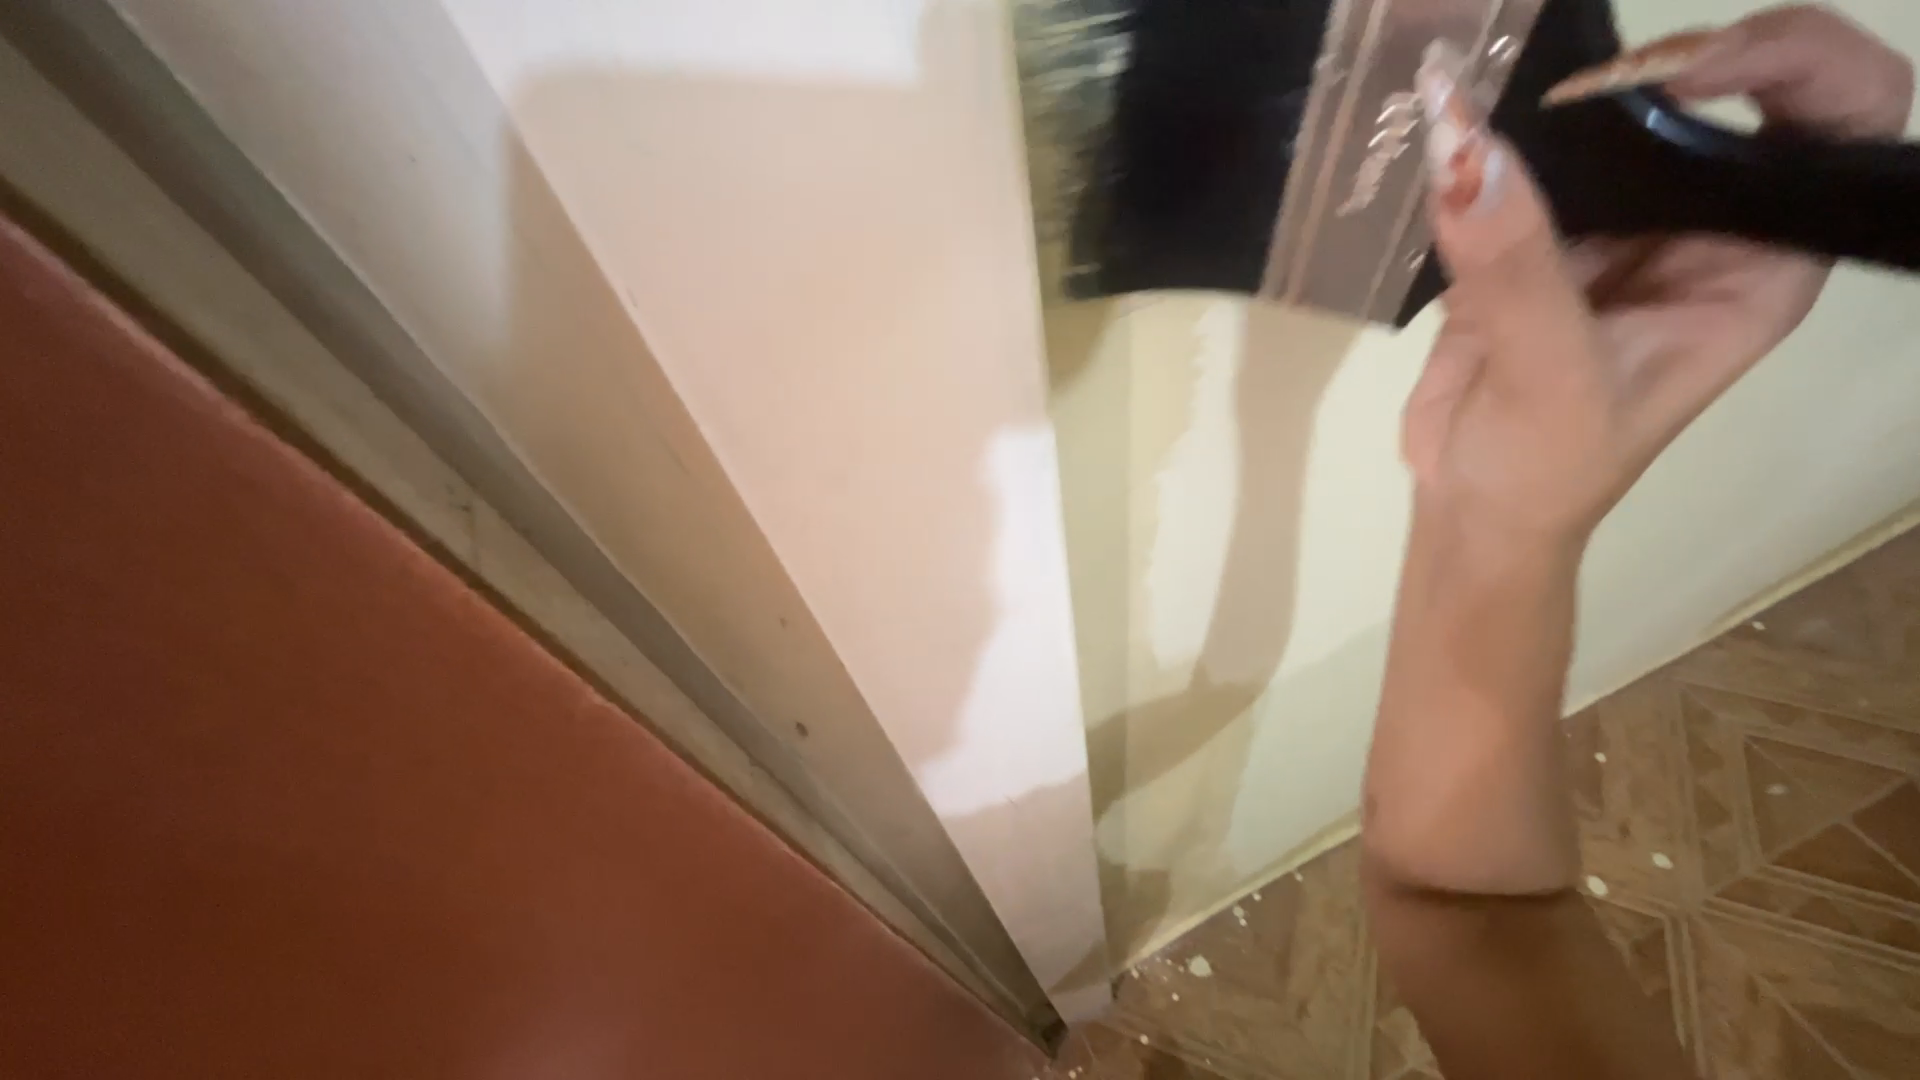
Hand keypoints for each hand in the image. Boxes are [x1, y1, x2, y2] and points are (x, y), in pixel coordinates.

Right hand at [1403, 5, 1913, 544]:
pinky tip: (1449, 139)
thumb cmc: (1545, 467)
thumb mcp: (1548, 373)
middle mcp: (1693, 238)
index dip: (1782, 67)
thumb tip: (1458, 146)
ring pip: (1603, 139)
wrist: (1471, 509)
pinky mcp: (1525, 255)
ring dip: (1555, 112)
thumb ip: (1513, 264)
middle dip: (1654, 72)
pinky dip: (1484, 155)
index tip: (1666, 73)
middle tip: (1563, 89)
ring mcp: (1604, 243)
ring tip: (1486, 99)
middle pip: (1713, 108)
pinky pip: (1516, 183)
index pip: (1831, 124)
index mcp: (1756, 265)